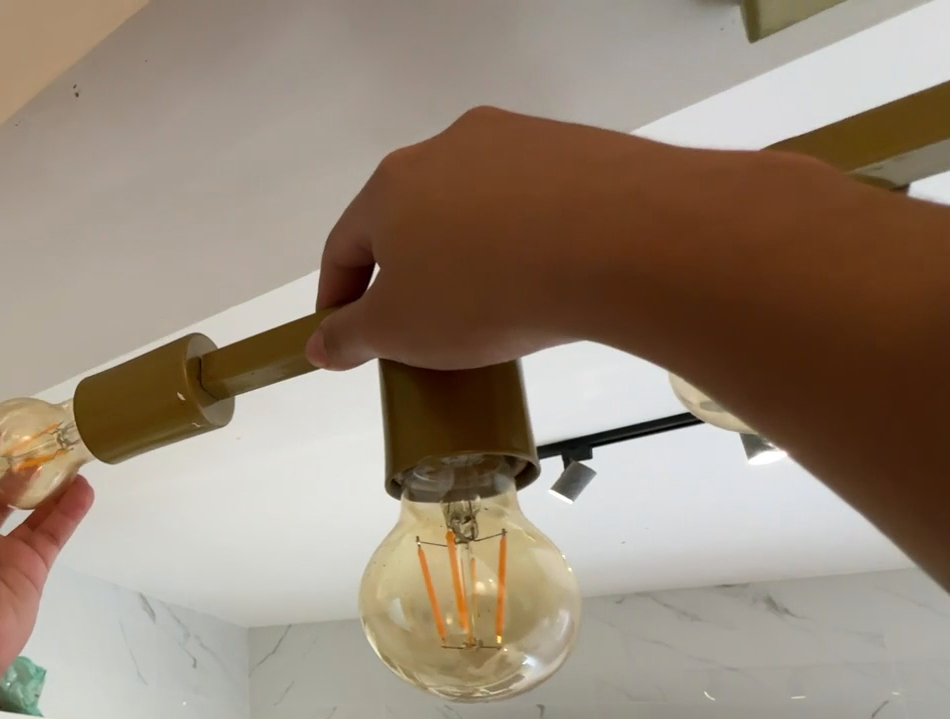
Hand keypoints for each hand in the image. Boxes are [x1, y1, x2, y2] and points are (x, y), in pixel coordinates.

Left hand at [0, 422, 94, 677]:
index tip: (14, 425)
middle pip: (4, 491)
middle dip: (25, 466)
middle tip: (52, 440)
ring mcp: (6, 553)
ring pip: (34, 511)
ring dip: (53, 485)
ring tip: (74, 458)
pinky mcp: (33, 571)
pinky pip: (54, 534)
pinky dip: (70, 511)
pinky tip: (84, 490)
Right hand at [306, 107, 695, 371]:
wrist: (631, 244)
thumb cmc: (480, 291)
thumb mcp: (393, 331)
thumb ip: (345, 338)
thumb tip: (318, 346)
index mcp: (389, 185)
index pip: (342, 248)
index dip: (335, 298)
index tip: (344, 336)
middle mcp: (446, 148)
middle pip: (404, 223)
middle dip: (401, 277)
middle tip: (414, 327)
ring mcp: (517, 140)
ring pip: (466, 211)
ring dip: (459, 258)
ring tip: (481, 308)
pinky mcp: (578, 147)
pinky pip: (524, 204)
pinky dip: (514, 242)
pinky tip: (533, 279)